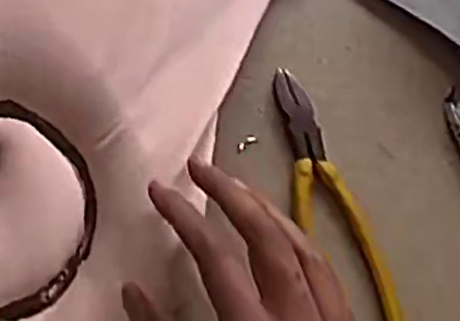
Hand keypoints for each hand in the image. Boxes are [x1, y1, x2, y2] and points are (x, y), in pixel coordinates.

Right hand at [123, 159, 351, 320]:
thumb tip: (133, 292)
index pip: (215, 258)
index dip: (182, 217)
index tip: (156, 190)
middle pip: (267, 242)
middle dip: (230, 195)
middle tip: (199, 168)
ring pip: (305, 251)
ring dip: (267, 209)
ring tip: (237, 185)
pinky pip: (327, 275)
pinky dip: (298, 240)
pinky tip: (280, 230)